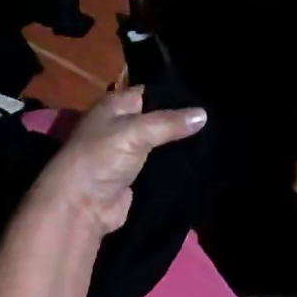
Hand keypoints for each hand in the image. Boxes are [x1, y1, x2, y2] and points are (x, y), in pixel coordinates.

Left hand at [24, 87, 206, 233]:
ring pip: (160, 143)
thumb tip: (204, 114)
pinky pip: (160, 165)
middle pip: (157, 118)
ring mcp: (127, 152)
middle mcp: (120, 125)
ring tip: (213, 138)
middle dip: (181, 119)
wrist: (82, 205)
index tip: (203, 95)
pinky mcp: (135, 176)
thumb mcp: (136, 131)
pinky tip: (199, 161)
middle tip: (214, 118)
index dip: (174, 92)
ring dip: (180, 143)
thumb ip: (169, 123)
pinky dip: (175, 164)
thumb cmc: (102, 158)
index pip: (149, 91)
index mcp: (114, 105)